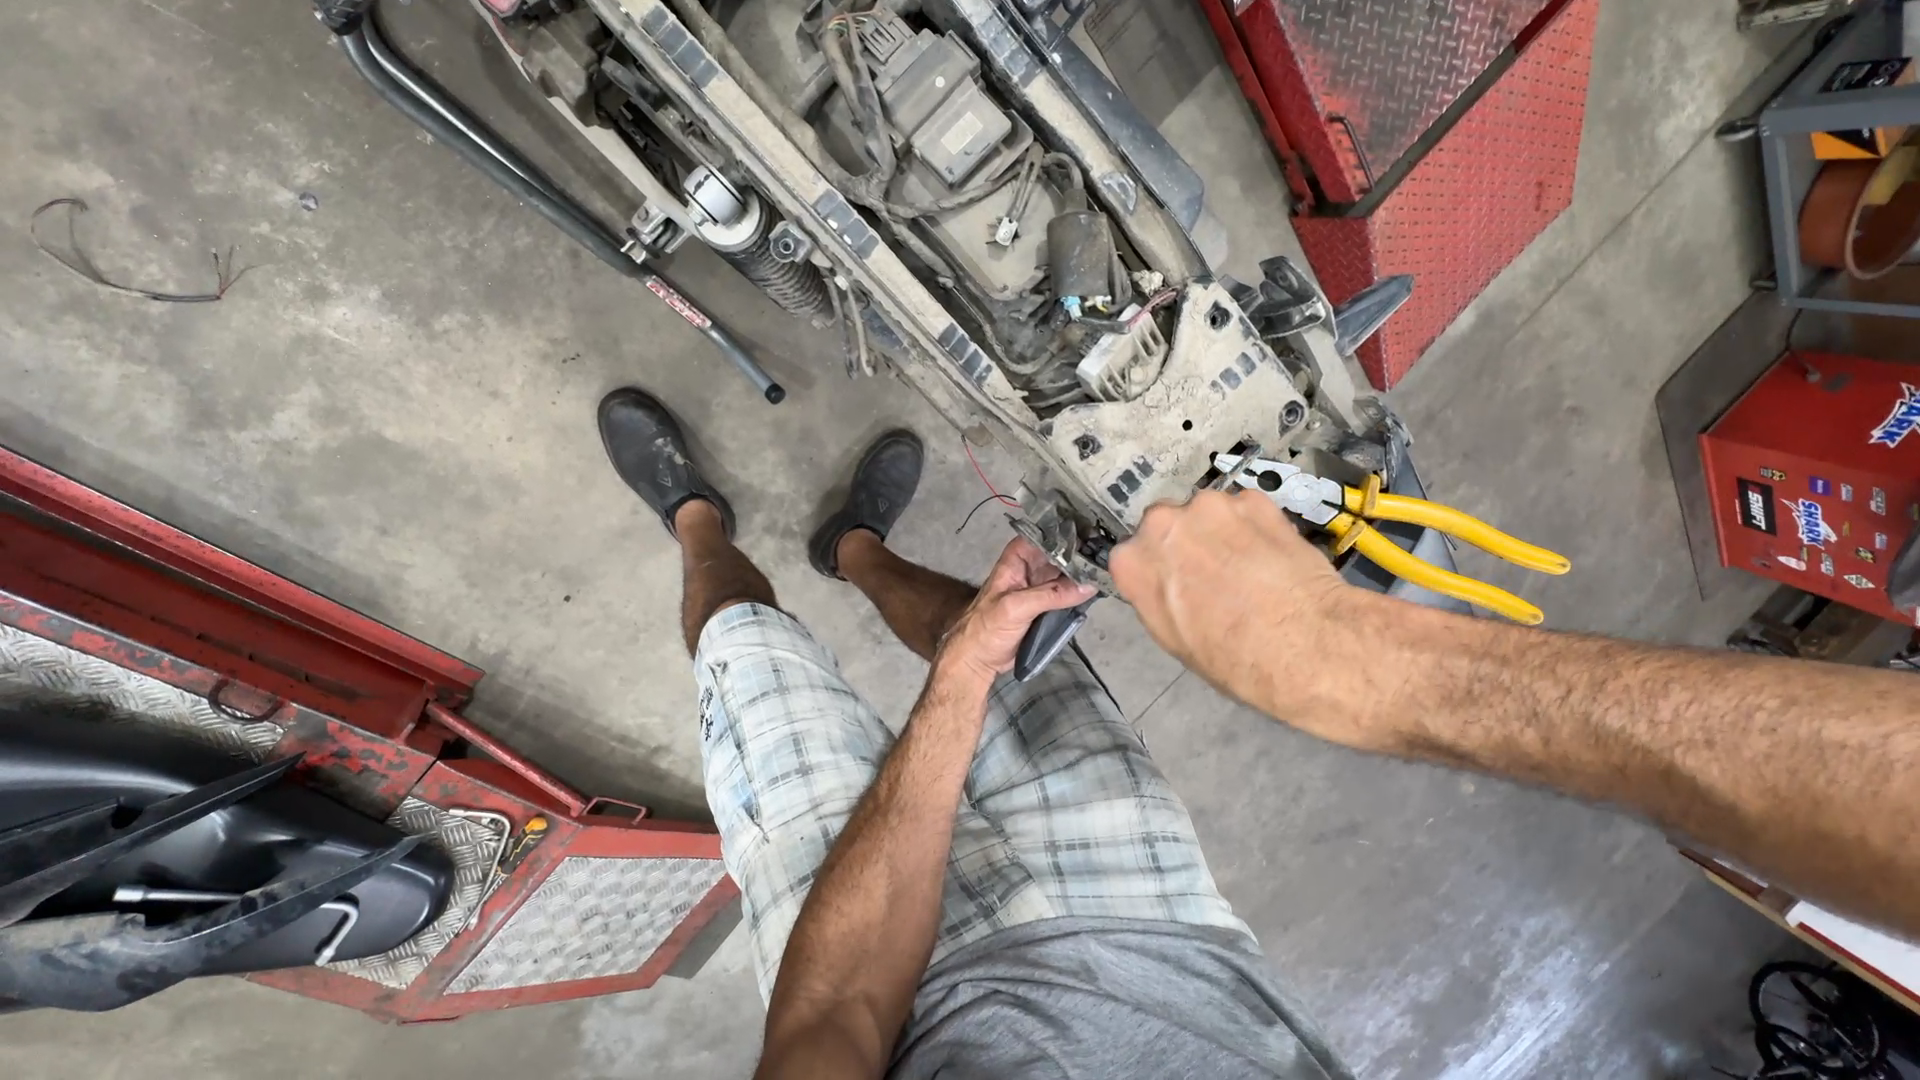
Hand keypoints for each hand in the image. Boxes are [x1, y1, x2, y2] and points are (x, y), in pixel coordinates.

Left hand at [937, 538, 1096, 682]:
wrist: (978, 659)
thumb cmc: (984, 628)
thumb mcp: (1016, 607)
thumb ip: (1051, 595)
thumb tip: (1086, 586)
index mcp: (1016, 560)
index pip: (1045, 536)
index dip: (1066, 533)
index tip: (1092, 533)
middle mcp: (1030, 569)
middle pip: (1060, 554)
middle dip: (1080, 554)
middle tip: (1105, 555)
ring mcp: (1040, 588)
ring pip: (1067, 574)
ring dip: (1083, 573)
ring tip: (1106, 570)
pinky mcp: (1047, 607)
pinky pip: (1068, 595)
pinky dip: (1081, 592)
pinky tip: (1098, 587)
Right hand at [1109, 490, 1388, 744]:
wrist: (1303, 644)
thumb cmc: (1232, 658)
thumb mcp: (1173, 637)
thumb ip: (1156, 595)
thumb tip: (1168, 583)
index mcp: (1132, 562)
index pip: (1133, 554)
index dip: (1158, 569)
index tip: (1175, 583)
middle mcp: (1160, 524)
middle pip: (1166, 524)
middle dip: (1185, 542)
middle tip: (1213, 573)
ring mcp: (1208, 506)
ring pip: (1208, 513)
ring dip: (1221, 531)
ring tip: (1249, 566)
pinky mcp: (1253, 499)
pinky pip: (1246, 509)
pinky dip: (1256, 526)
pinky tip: (1273, 556)